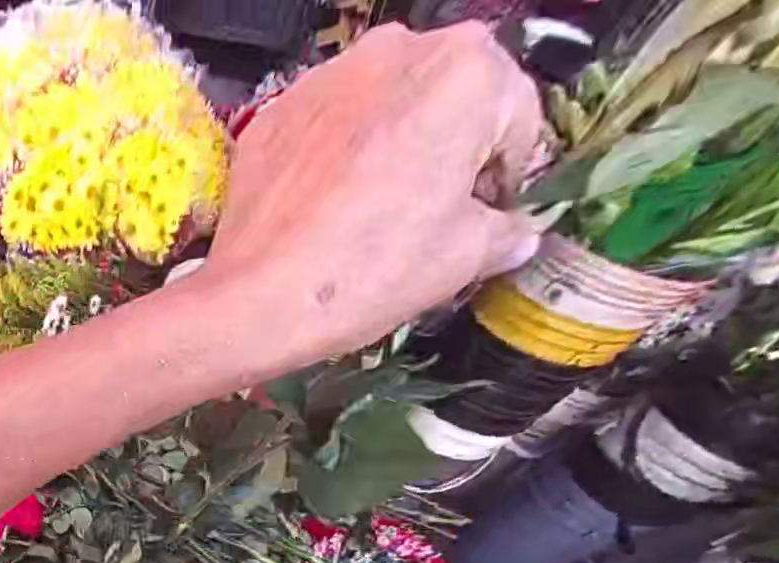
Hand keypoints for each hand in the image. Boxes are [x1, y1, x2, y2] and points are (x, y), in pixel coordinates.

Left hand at [203, 22, 543, 366]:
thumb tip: (520, 233)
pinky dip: (340, 156)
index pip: (516, 118)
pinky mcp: (278, 109)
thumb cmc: (372, 271)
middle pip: (450, 99)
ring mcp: (328, 74)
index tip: (488, 218)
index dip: (506, 176)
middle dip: (452, 152)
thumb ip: (503, 233)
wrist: (258, 298)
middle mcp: (398, 48)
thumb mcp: (458, 259)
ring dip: (396, 147)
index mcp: (466, 70)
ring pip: (387, 106)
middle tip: (433, 216)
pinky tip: (328, 208)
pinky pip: (330, 125)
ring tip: (375, 213)